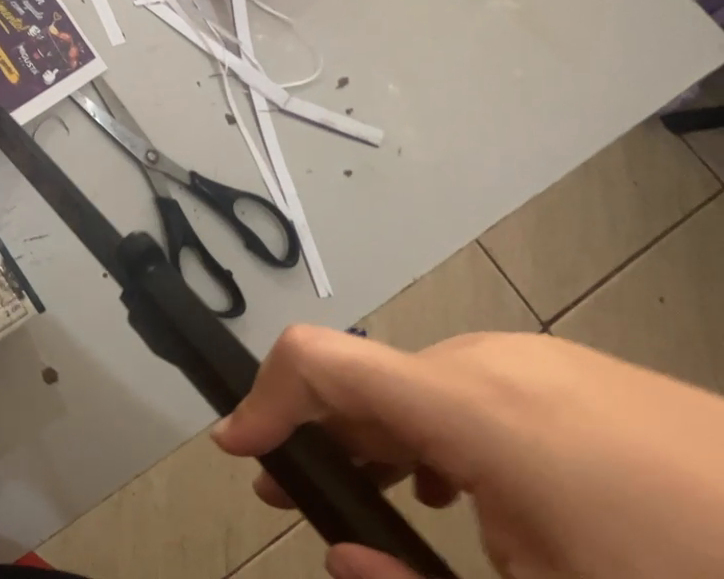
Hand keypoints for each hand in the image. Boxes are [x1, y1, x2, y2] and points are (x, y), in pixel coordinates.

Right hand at [212, 326, 723, 577]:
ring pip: (419, 383)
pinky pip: (479, 388)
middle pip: (365, 376)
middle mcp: (499, 361)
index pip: (318, 359)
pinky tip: (472, 495)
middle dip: (319, 435)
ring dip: (381, 438)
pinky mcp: (593, 375)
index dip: (260, 398)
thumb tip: (337, 554)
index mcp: (476, 406)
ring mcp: (553, 363)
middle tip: (301, 499)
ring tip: (385, 503)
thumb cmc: (677, 576)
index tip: (239, 451)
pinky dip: (441, 432)